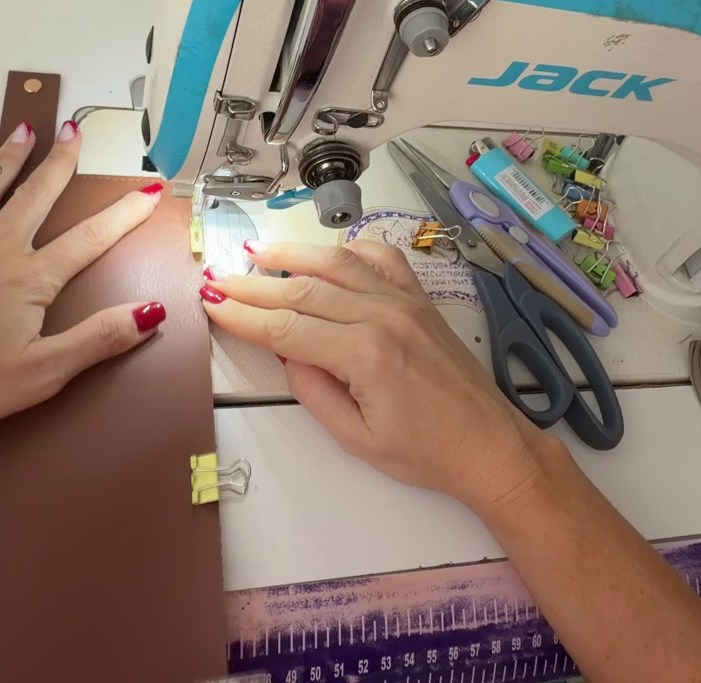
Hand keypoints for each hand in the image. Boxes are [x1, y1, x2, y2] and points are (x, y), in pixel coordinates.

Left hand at [0, 120, 168, 464]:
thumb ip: (98, 339)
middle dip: (60, 163)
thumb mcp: (41, 374)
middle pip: (36, 197)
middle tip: (76, 130)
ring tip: (24, 130)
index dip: (124, 215)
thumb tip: (152, 311)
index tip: (149, 190)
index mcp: (29, 279)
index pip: (90, 240)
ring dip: (7, 159)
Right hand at [201, 241, 558, 515]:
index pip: (287, 328)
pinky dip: (352, 248)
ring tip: (258, 251)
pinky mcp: (419, 297)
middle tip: (218, 278)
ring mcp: (404, 300)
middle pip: (304, 291)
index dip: (244, 315)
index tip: (212, 302)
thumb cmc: (425, 452)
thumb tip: (285, 353)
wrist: (489, 444)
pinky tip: (329, 251)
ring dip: (294, 253)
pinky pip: (382, 258)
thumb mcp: (357, 438)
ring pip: (338, 263)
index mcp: (365, 354)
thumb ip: (314, 391)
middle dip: (255, 285)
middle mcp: (382, 315)